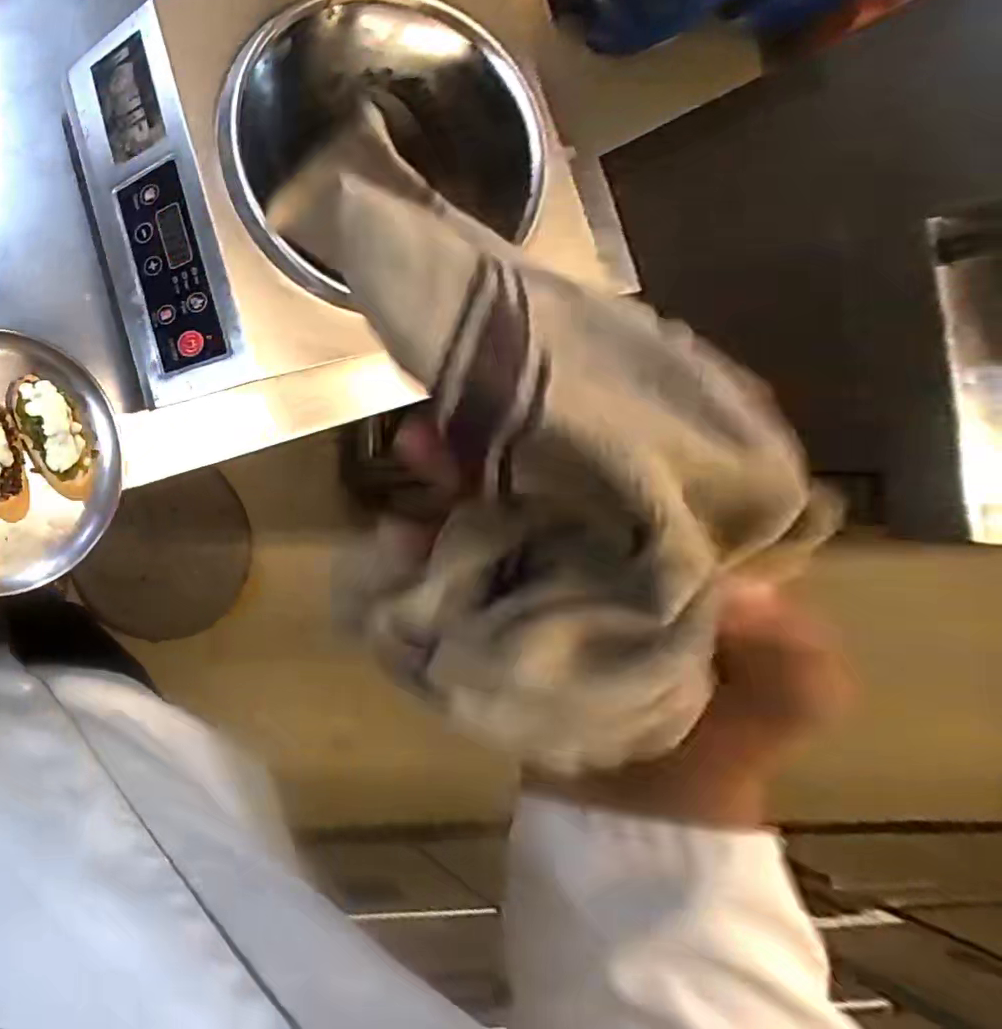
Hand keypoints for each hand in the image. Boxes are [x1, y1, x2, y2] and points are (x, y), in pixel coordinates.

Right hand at [390, 419, 853, 827]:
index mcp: (677, 536)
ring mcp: (536, 562)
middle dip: (499, 436)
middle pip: (548, 469)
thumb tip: (733, 591)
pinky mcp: (490, 593)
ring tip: (413, 453)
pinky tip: (393, 535)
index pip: (648, 460)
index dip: (614, 419)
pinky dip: (419, 543)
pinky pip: (449, 558)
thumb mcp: (787, 693)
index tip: (573, 390)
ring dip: (448, 477)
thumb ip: (782, 649)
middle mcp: (599, 534)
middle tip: (454, 413)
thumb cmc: (726, 731)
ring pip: (488, 502)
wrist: (638, 792)